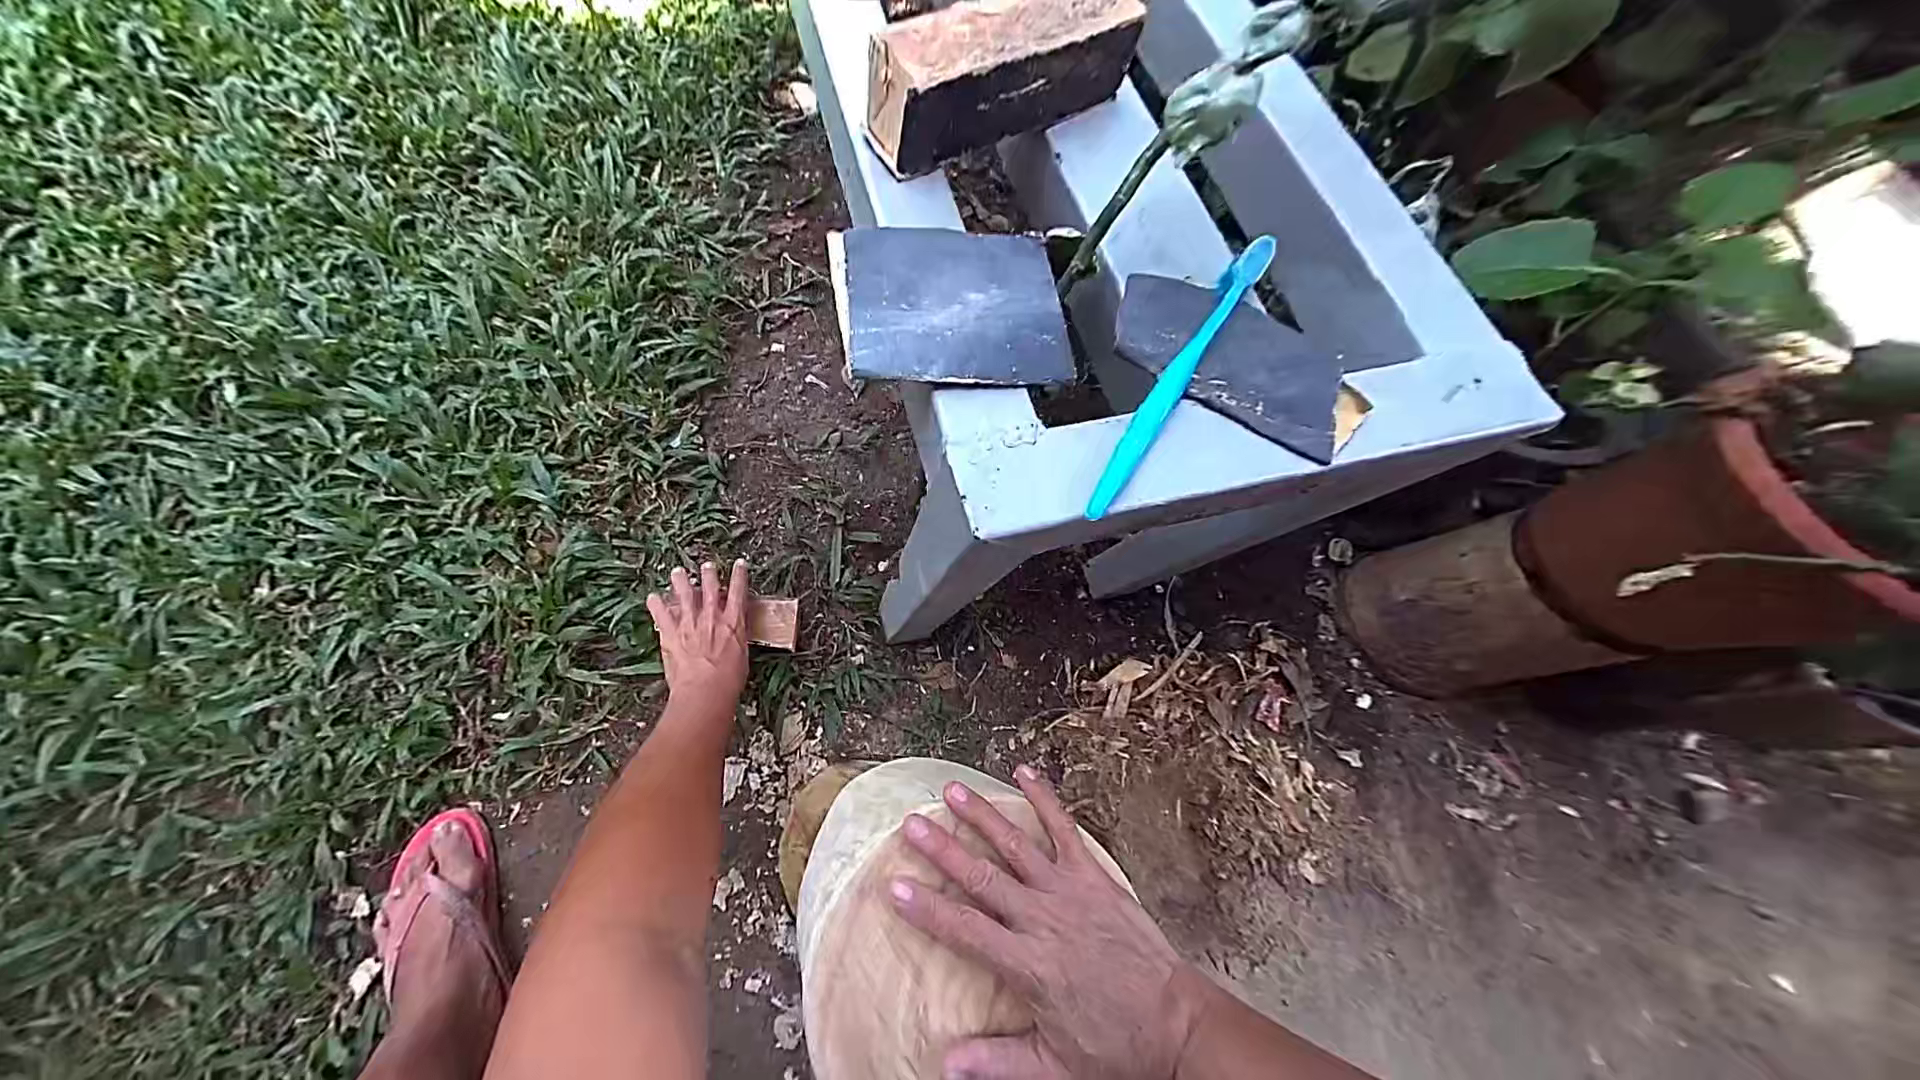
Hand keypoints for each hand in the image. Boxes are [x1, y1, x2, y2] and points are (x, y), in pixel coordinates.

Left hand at [645, 559, 749, 711]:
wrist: (706, 690)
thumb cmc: (728, 680)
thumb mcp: (743, 655)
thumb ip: (738, 639)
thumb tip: (737, 634)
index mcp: (733, 623)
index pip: (739, 592)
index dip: (739, 576)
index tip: (739, 565)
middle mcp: (712, 618)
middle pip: (711, 588)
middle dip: (709, 574)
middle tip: (707, 565)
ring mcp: (690, 624)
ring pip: (685, 595)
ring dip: (681, 581)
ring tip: (678, 571)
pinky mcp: (671, 634)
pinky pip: (661, 615)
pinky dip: (656, 604)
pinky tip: (652, 597)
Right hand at [889, 766, 1202, 1079]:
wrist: (1174, 1021)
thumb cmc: (1115, 1045)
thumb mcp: (1053, 1065)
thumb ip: (998, 1061)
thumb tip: (946, 1064)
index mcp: (1029, 965)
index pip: (965, 930)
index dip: (928, 909)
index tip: (896, 887)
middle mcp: (1043, 919)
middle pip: (982, 877)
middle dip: (944, 850)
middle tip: (913, 825)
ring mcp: (1069, 892)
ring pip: (1016, 846)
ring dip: (982, 817)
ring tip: (953, 792)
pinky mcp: (1093, 876)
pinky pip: (1065, 830)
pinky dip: (1044, 800)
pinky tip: (1024, 773)